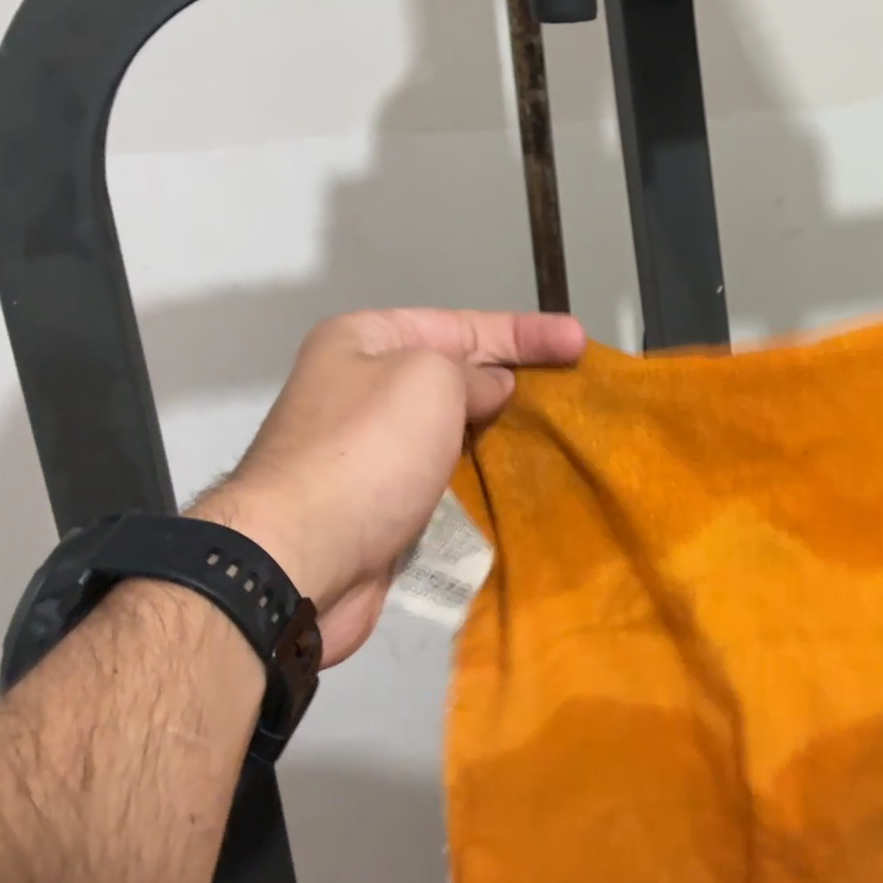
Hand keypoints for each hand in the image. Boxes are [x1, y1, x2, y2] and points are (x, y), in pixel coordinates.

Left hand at [190, 309, 584, 664]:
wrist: (303, 558)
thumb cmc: (368, 452)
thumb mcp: (430, 379)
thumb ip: (473, 373)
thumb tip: (492, 391)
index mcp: (369, 342)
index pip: (464, 324)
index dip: (528, 332)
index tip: (580, 341)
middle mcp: (368, 388)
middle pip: (463, 375)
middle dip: (520, 378)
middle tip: (577, 386)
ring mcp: (377, 450)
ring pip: (460, 429)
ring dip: (508, 430)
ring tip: (561, 433)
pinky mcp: (389, 502)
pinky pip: (452, 475)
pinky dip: (489, 473)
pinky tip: (525, 478)